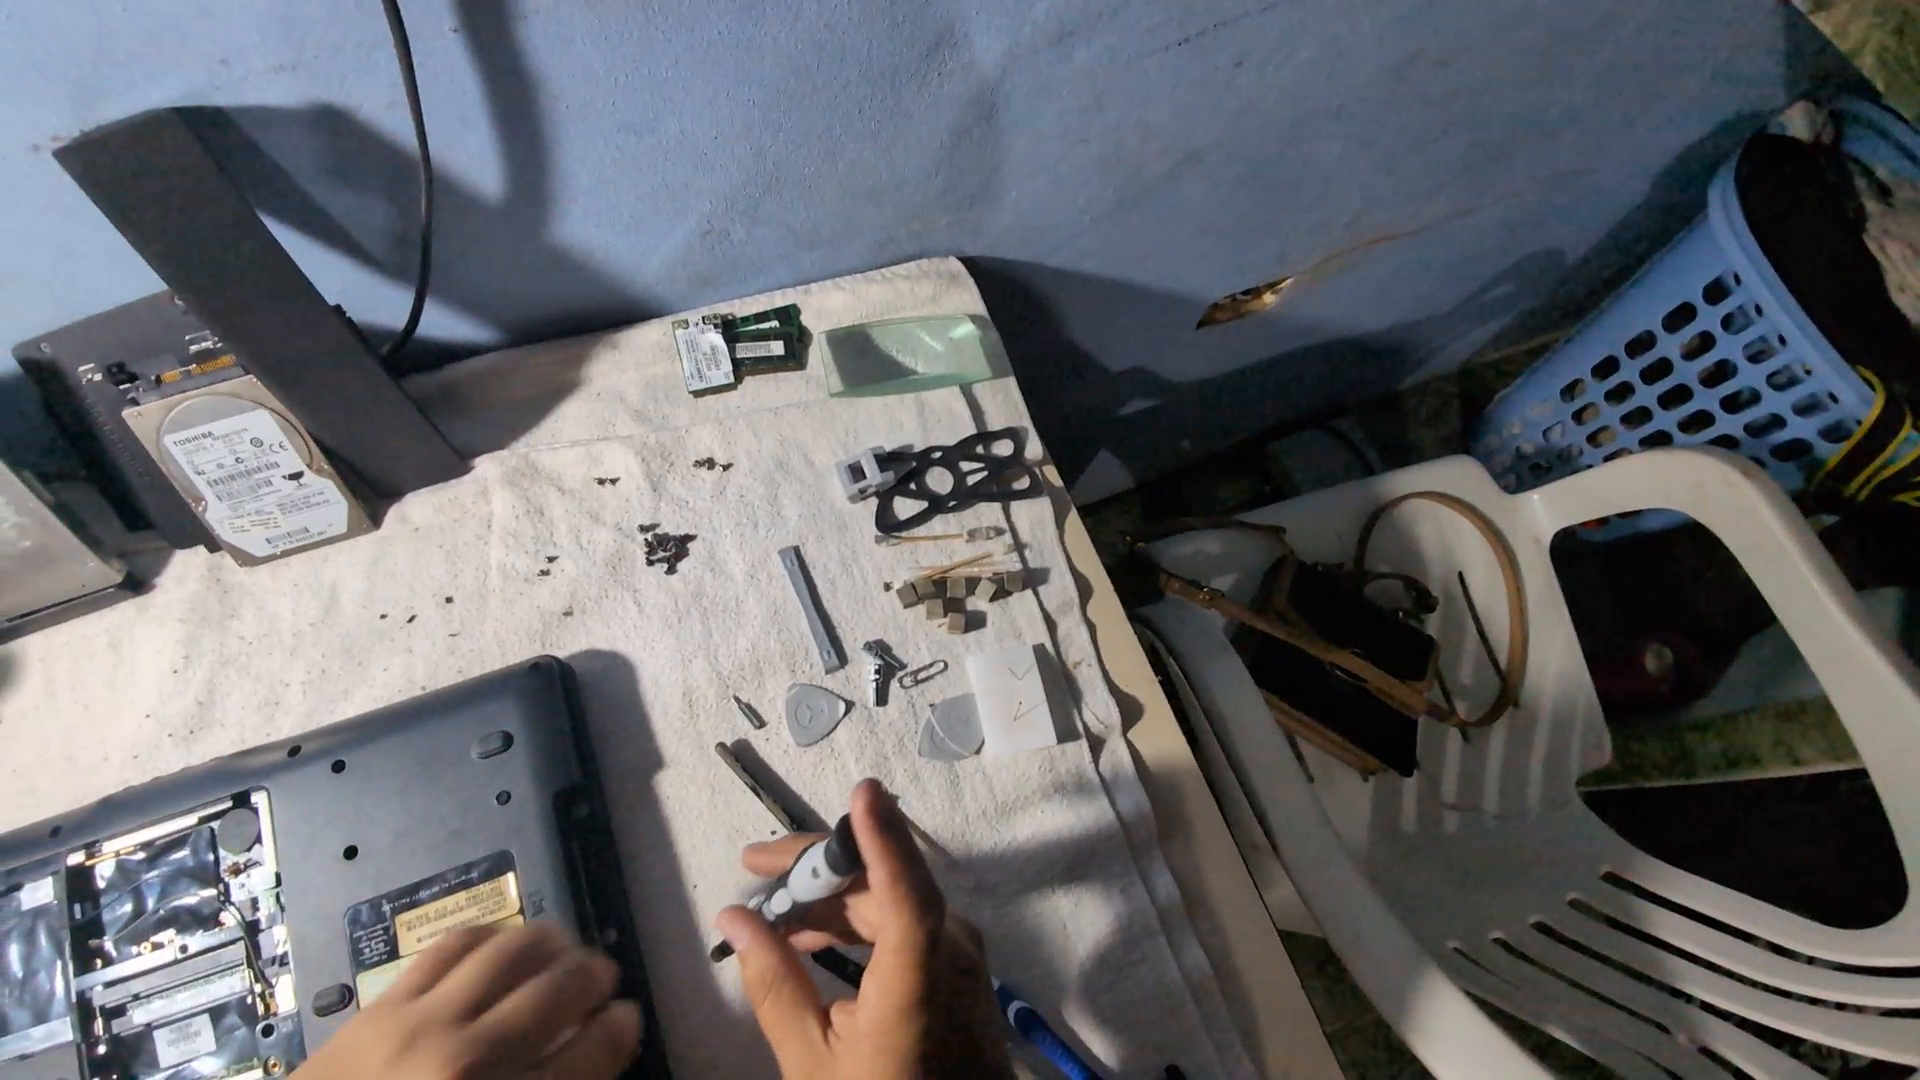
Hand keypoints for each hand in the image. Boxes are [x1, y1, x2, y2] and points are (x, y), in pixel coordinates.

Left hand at [296, 921, 641, 1079]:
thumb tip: (588, 1056)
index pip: (592, 1051)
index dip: (621, 1028)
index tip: (626, 1018)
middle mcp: (469, 1062)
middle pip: (560, 990)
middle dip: (596, 977)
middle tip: (602, 980)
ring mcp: (421, 1027)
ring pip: (513, 952)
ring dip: (553, 945)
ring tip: (561, 952)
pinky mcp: (380, 1008)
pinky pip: (452, 946)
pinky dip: (490, 937)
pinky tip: (502, 946)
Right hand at [715, 779, 1012, 1078]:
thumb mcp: (813, 1061)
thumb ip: (774, 985)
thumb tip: (733, 918)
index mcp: (918, 977)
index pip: (905, 892)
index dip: (883, 837)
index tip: (861, 789)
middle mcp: (949, 946)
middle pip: (881, 883)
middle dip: (814, 869)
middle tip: (753, 866)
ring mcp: (958, 948)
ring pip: (889, 896)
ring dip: (830, 895)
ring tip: (770, 906)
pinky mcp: (956, 955)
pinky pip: (903, 917)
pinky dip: (856, 918)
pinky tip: (812, 931)